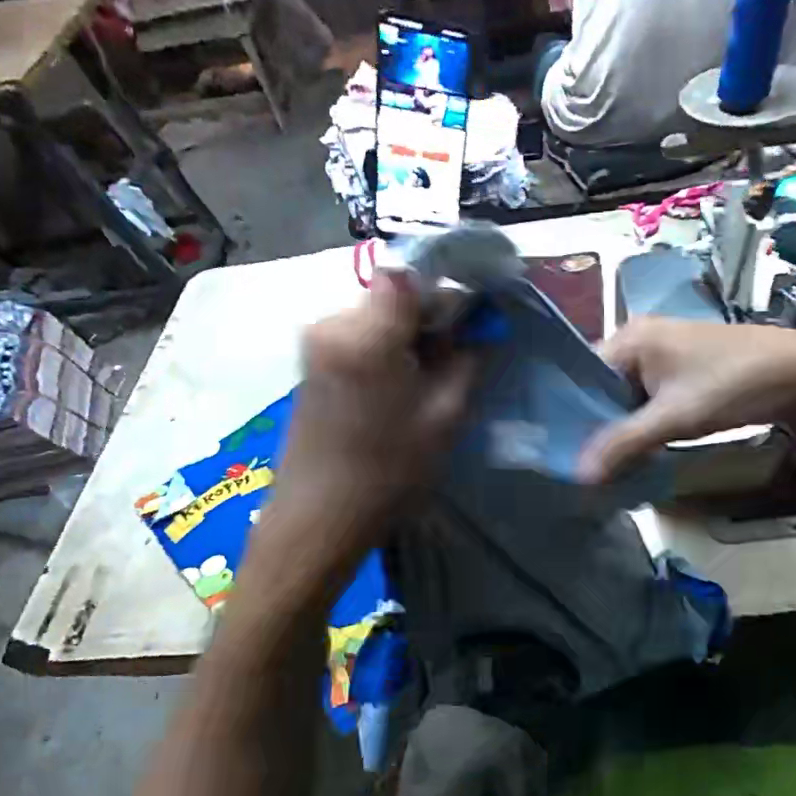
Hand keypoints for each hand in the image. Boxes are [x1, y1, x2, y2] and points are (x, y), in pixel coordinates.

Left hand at [252, 270, 476, 579]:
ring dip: (408, 336)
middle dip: (430, 318)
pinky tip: (398, 389)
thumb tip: (485, 323)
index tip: (473, 323)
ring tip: (427, 382)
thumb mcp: (444, 417)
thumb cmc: (387, 474)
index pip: (413, 277)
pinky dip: (386, 349)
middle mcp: (331, 323)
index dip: (448, 293)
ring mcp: (314, 342)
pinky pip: (358, 336)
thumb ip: (468, 359)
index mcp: (365, 334)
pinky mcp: (310, 362)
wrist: (318, 519)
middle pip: (394, 295)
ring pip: (378, 316)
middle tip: (456, 359)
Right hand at [577, 318, 795, 483]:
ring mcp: (662, 357)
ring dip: (618, 428)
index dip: (570, 414)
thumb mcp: (674, 417)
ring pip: (625, 398)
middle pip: (602, 388)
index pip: (582, 376)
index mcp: (630, 338)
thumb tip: (580, 475)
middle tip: (577, 464)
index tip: (558, 450)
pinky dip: (640, 425)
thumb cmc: (732, 383)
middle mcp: (640, 341)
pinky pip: (646, 401)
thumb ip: (624, 443)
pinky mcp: (680, 374)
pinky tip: (631, 452)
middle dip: (594, 425)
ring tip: (598, 464)